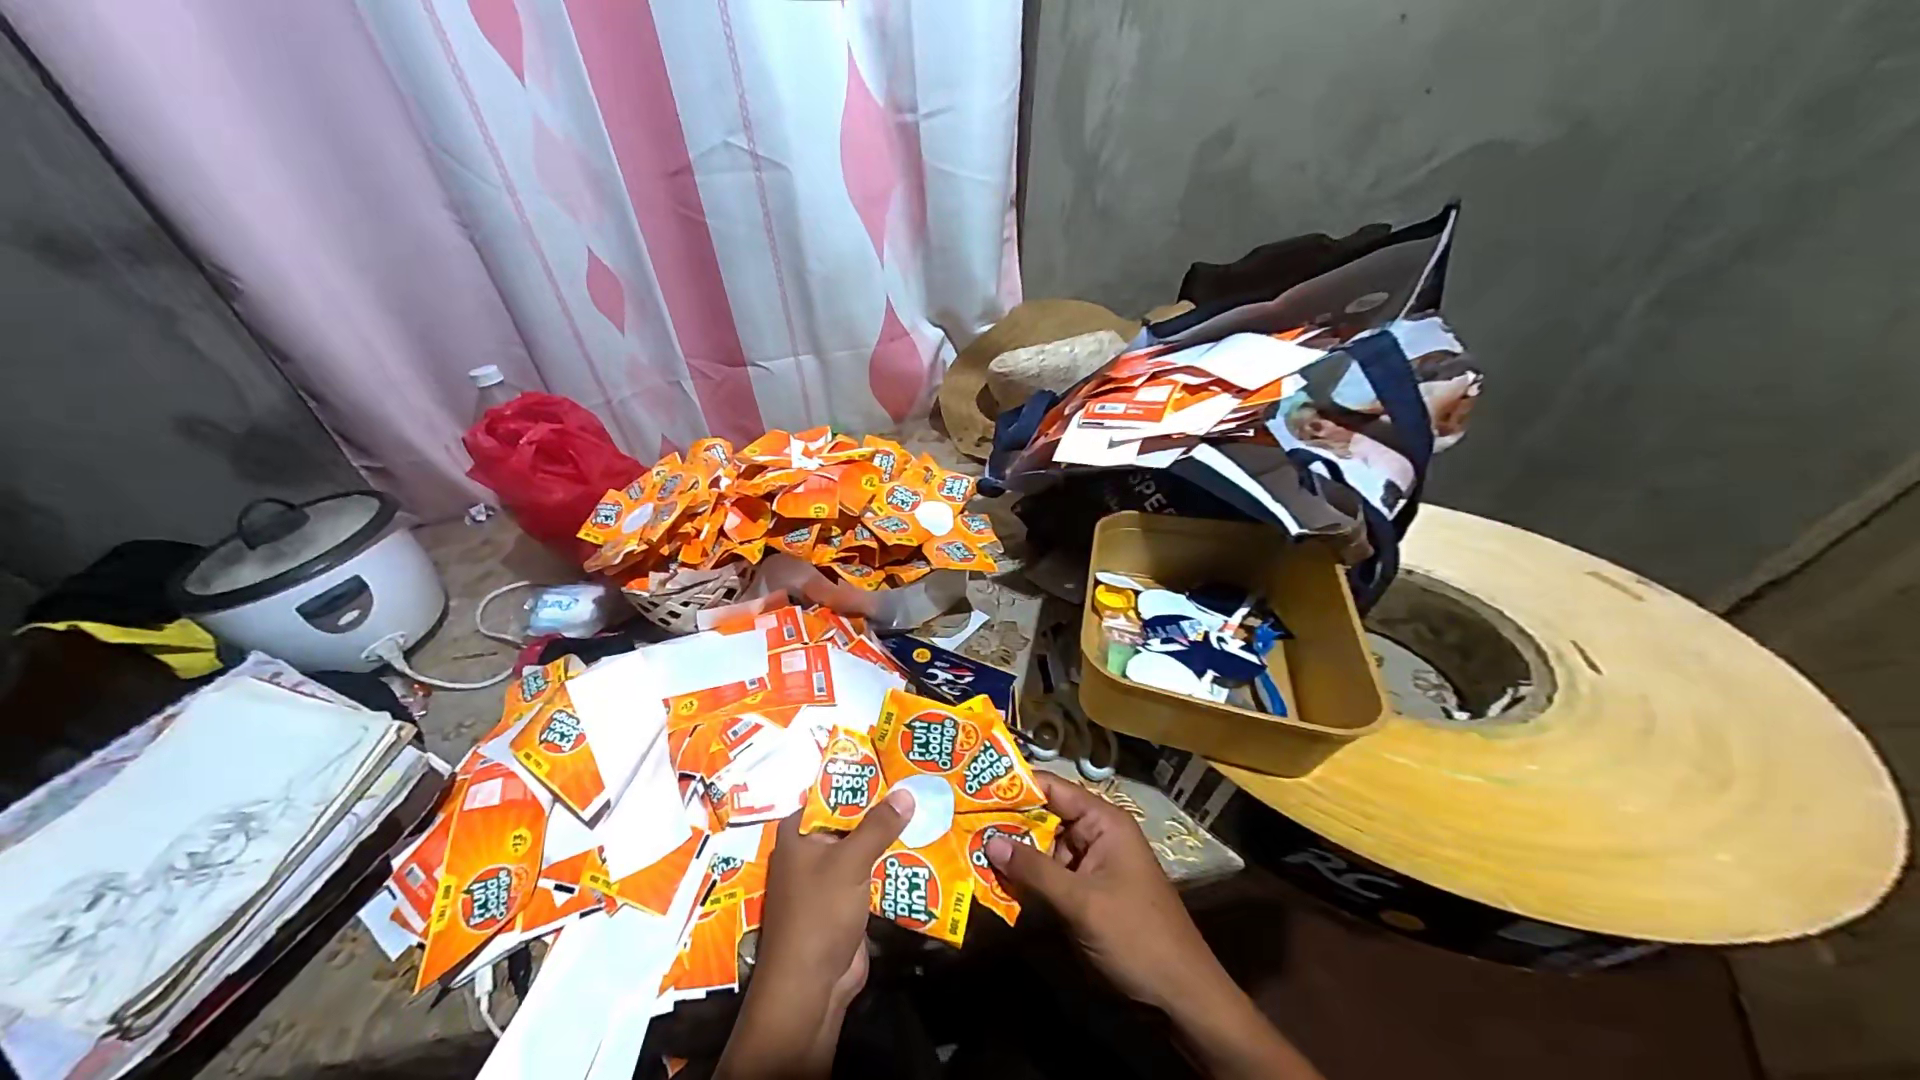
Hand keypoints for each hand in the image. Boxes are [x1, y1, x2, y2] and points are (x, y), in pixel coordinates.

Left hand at [717, 788, 912, 1079]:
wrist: (811, 987)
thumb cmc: (819, 914)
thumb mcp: (850, 862)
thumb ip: (879, 825)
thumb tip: (907, 791)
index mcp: (800, 831)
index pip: (832, 791)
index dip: (862, 776)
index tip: (896, 761)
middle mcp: (811, 848)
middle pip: (851, 817)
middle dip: (883, 805)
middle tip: (920, 783)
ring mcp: (829, 876)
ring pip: (864, 844)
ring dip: (890, 834)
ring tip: (929, 808)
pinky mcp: (846, 899)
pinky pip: (872, 870)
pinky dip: (892, 861)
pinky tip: (923, 847)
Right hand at [983, 772, 1212, 1010]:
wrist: (1180, 993)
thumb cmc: (1136, 935)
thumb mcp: (1081, 901)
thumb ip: (1034, 870)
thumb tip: (989, 840)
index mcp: (1104, 821)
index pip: (1053, 790)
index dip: (1016, 786)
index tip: (974, 786)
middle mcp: (1096, 834)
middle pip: (1044, 818)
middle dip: (1007, 821)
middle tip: (961, 820)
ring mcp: (1091, 864)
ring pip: (1043, 848)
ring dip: (1013, 852)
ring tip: (967, 847)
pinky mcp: (1086, 891)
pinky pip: (1050, 874)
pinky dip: (1026, 877)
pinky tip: (993, 879)